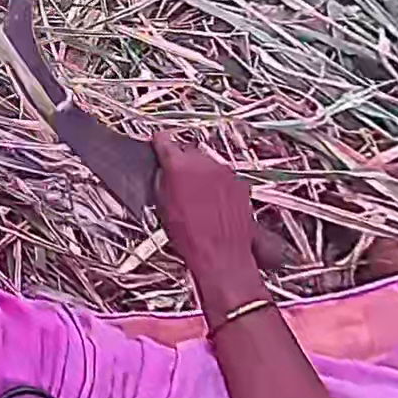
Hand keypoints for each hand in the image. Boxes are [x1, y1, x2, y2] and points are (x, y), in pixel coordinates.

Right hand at [154, 132, 268, 315]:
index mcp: (179, 165)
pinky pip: (222, 175)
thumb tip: (162, 170)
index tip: (157, 144)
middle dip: (180, 160)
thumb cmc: (190, 236)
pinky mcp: (240, 184)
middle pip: (187, 150)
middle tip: (174, 177)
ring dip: (199, 171)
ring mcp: (225, 173)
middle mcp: (204, 164)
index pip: (164, 140)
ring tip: (194, 193)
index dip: (158, 143)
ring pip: (206, 162)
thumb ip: (161, 179)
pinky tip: (210, 201)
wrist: (222, 257)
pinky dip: (215, 182)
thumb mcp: (162, 204)